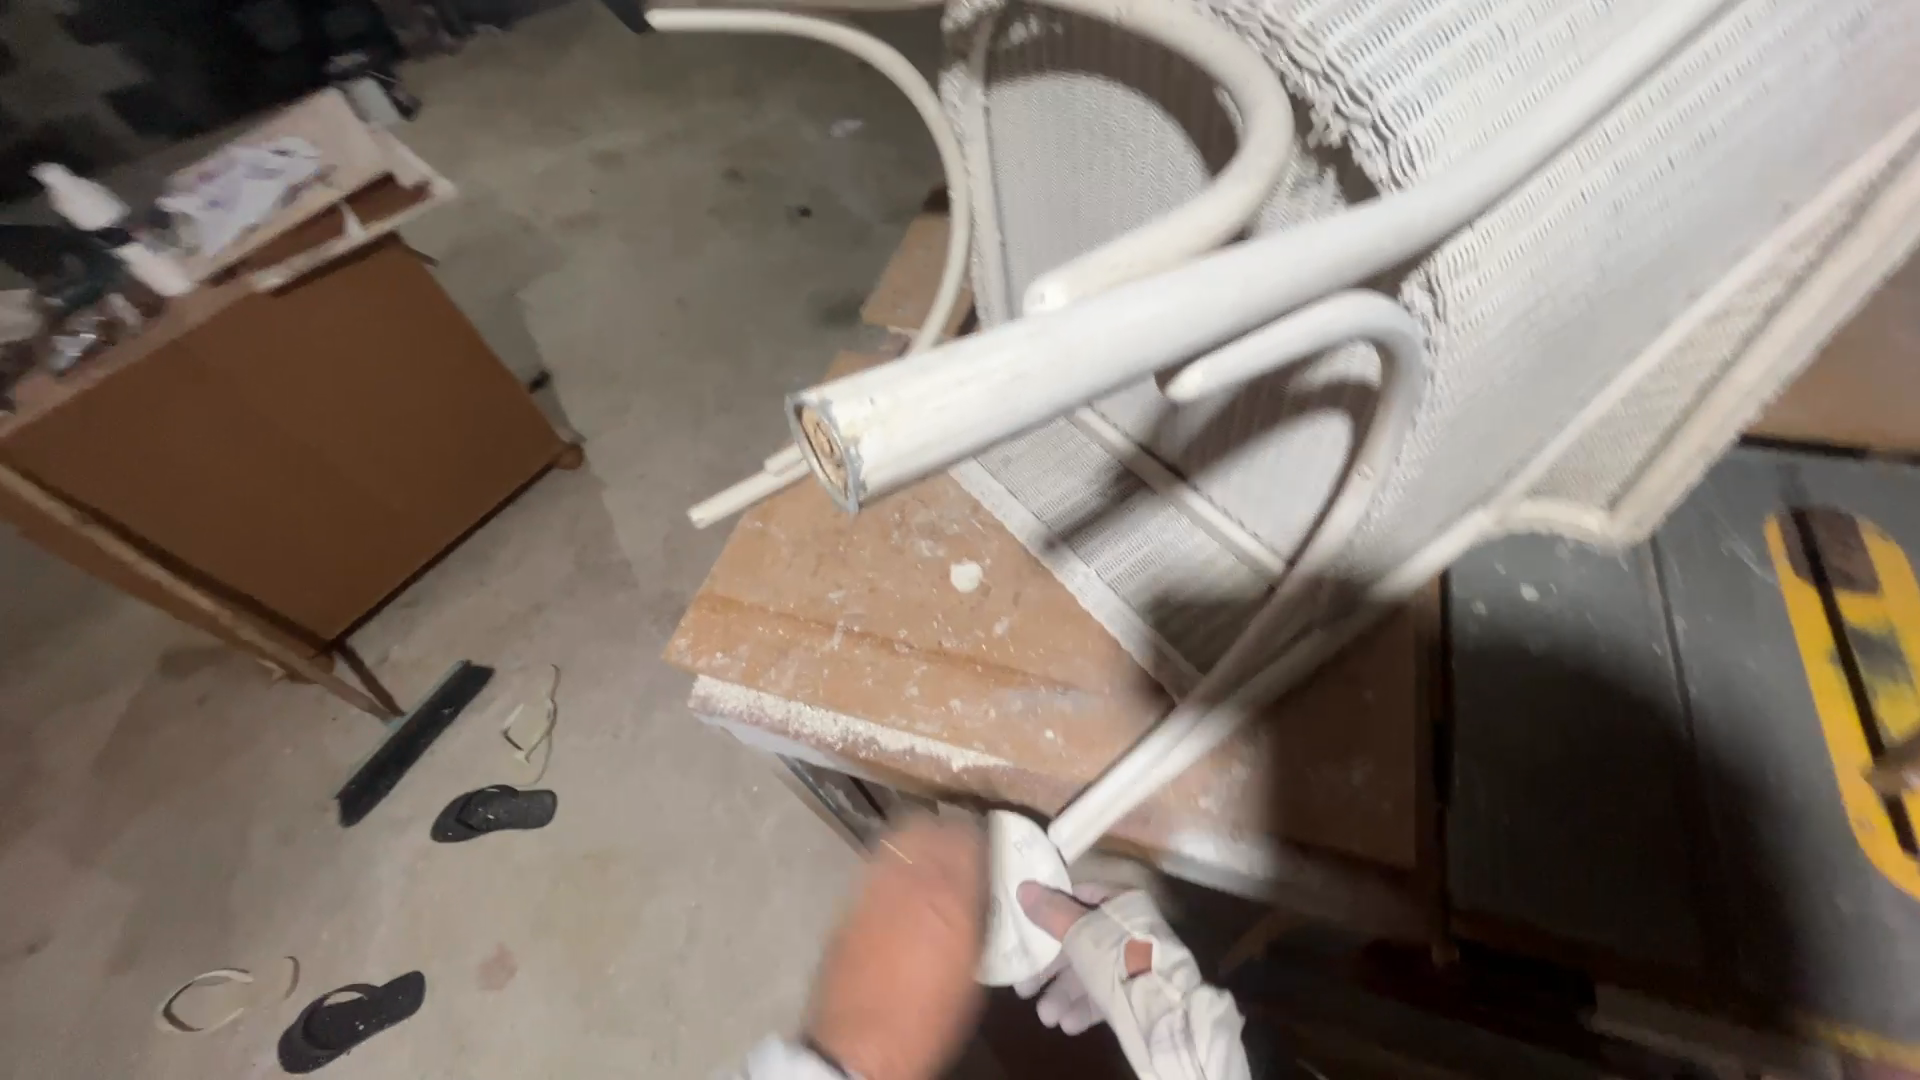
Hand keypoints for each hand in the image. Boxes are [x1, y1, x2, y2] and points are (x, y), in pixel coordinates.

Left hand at [805, 817, 986, 1079]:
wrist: (858, 1047)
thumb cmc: (926, 1020)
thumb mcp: (969, 973)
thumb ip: (977, 923)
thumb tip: (983, 897)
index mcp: (951, 900)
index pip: (970, 840)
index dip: (981, 835)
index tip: (987, 840)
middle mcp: (913, 882)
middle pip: (933, 827)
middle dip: (948, 829)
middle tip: (957, 841)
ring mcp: (877, 887)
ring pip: (901, 836)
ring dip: (919, 837)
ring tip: (928, 849)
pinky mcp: (852, 900)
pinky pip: (877, 861)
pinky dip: (893, 859)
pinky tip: (899, 875)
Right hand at [1012, 882, 1152, 1034]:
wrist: (1161, 1013)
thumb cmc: (1116, 958)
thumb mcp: (1077, 931)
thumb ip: (1049, 912)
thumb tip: (1022, 887)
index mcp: (1119, 902)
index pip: (1078, 897)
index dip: (1049, 911)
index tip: (1026, 928)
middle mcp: (1126, 929)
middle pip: (1078, 941)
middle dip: (1051, 968)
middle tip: (1024, 988)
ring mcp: (1132, 963)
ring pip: (1087, 972)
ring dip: (1063, 993)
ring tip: (1046, 1016)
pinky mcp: (1134, 995)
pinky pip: (1102, 995)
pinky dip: (1083, 1008)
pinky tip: (1066, 1024)